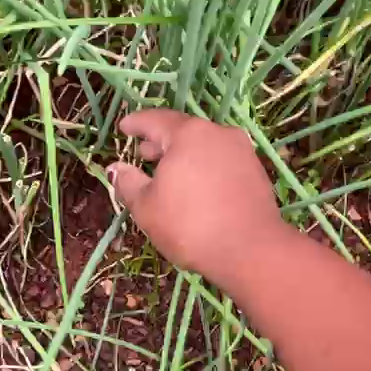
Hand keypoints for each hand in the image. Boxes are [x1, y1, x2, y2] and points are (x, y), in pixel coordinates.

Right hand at [107, 109, 291, 286]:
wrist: (249, 249)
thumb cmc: (189, 225)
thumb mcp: (146, 207)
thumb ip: (128, 183)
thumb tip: (116, 168)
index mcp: (187, 134)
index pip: (155, 120)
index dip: (136, 124)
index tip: (124, 127)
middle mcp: (216, 134)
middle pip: (182, 132)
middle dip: (161, 142)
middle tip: (144, 153)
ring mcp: (240, 151)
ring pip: (203, 147)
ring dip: (183, 157)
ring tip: (169, 173)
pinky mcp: (254, 171)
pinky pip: (220, 162)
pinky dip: (203, 168)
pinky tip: (196, 188)